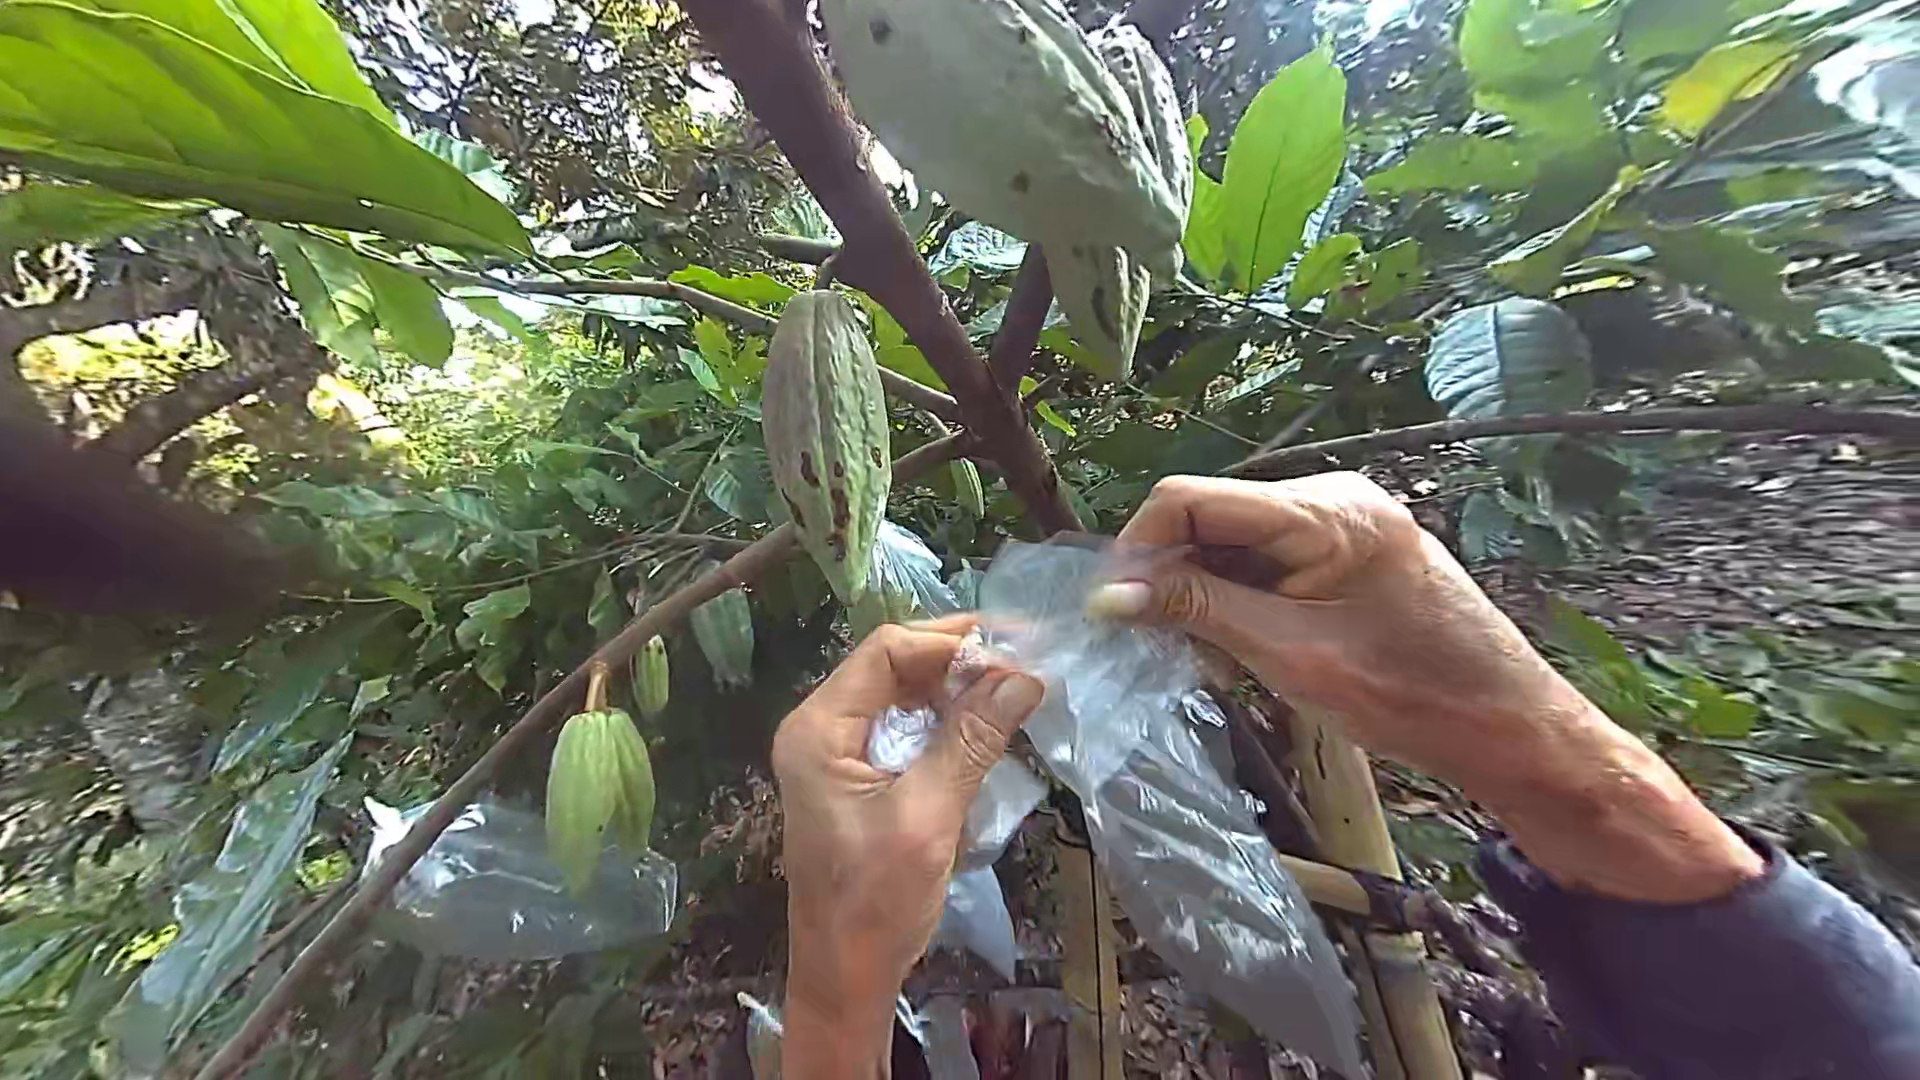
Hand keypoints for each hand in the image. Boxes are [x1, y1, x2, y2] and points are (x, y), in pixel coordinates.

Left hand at [772, 618, 1042, 1077]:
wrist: (844, 980)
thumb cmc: (874, 905)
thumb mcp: (927, 816)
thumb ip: (972, 740)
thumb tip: (1025, 676)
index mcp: (820, 727)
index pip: (886, 651)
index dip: (947, 644)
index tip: (1007, 656)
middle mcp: (824, 724)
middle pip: (894, 663)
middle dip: (956, 659)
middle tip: (1018, 659)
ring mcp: (841, 746)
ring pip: (905, 689)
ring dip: (957, 685)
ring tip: (1010, 684)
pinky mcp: (862, 767)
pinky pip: (908, 721)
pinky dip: (948, 716)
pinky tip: (984, 718)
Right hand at [1093, 474, 1759, 902]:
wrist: (1508, 727)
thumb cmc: (1407, 695)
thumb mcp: (1286, 651)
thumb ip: (1193, 610)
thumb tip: (1106, 597)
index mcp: (1323, 510)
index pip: (1191, 499)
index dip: (1137, 546)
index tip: (1109, 602)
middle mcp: (1324, 497)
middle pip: (1205, 517)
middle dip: (1166, 574)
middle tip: (1148, 633)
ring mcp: (1332, 519)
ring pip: (1224, 540)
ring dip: (1195, 590)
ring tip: (1199, 648)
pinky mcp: (1332, 545)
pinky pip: (1254, 557)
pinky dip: (1227, 594)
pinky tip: (1231, 637)